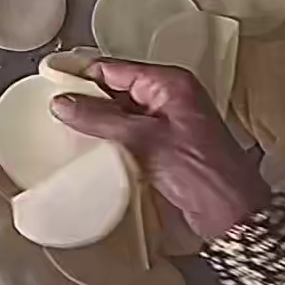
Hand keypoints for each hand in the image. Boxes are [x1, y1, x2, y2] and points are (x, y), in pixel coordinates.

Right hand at [51, 60, 269, 239]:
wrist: (233, 216)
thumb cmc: (201, 172)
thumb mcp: (144, 140)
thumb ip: (100, 119)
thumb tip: (62, 102)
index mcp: (168, 82)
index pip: (113, 69)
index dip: (82, 75)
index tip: (51, 83)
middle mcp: (167, 96)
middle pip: (114, 88)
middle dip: (87, 100)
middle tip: (55, 110)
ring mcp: (165, 121)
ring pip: (118, 112)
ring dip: (96, 121)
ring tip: (65, 128)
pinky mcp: (161, 144)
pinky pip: (126, 132)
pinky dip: (108, 137)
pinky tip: (88, 146)